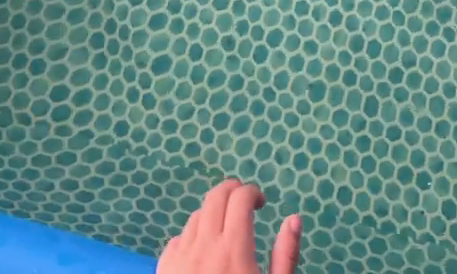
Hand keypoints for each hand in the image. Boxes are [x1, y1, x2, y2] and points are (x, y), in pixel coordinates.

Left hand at [158, 179, 301, 273]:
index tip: (262, 205)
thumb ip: (285, 255)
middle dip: (233, 191)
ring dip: (213, 214)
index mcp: (233, 250)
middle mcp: (204, 247)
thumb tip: (294, 218)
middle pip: (216, 196)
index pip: (240, 198)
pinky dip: (192, 236)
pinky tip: (202, 253)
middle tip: (245, 205)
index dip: (253, 193)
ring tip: (226, 233)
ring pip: (196, 216)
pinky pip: (177, 239)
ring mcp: (179, 258)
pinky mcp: (162, 271)